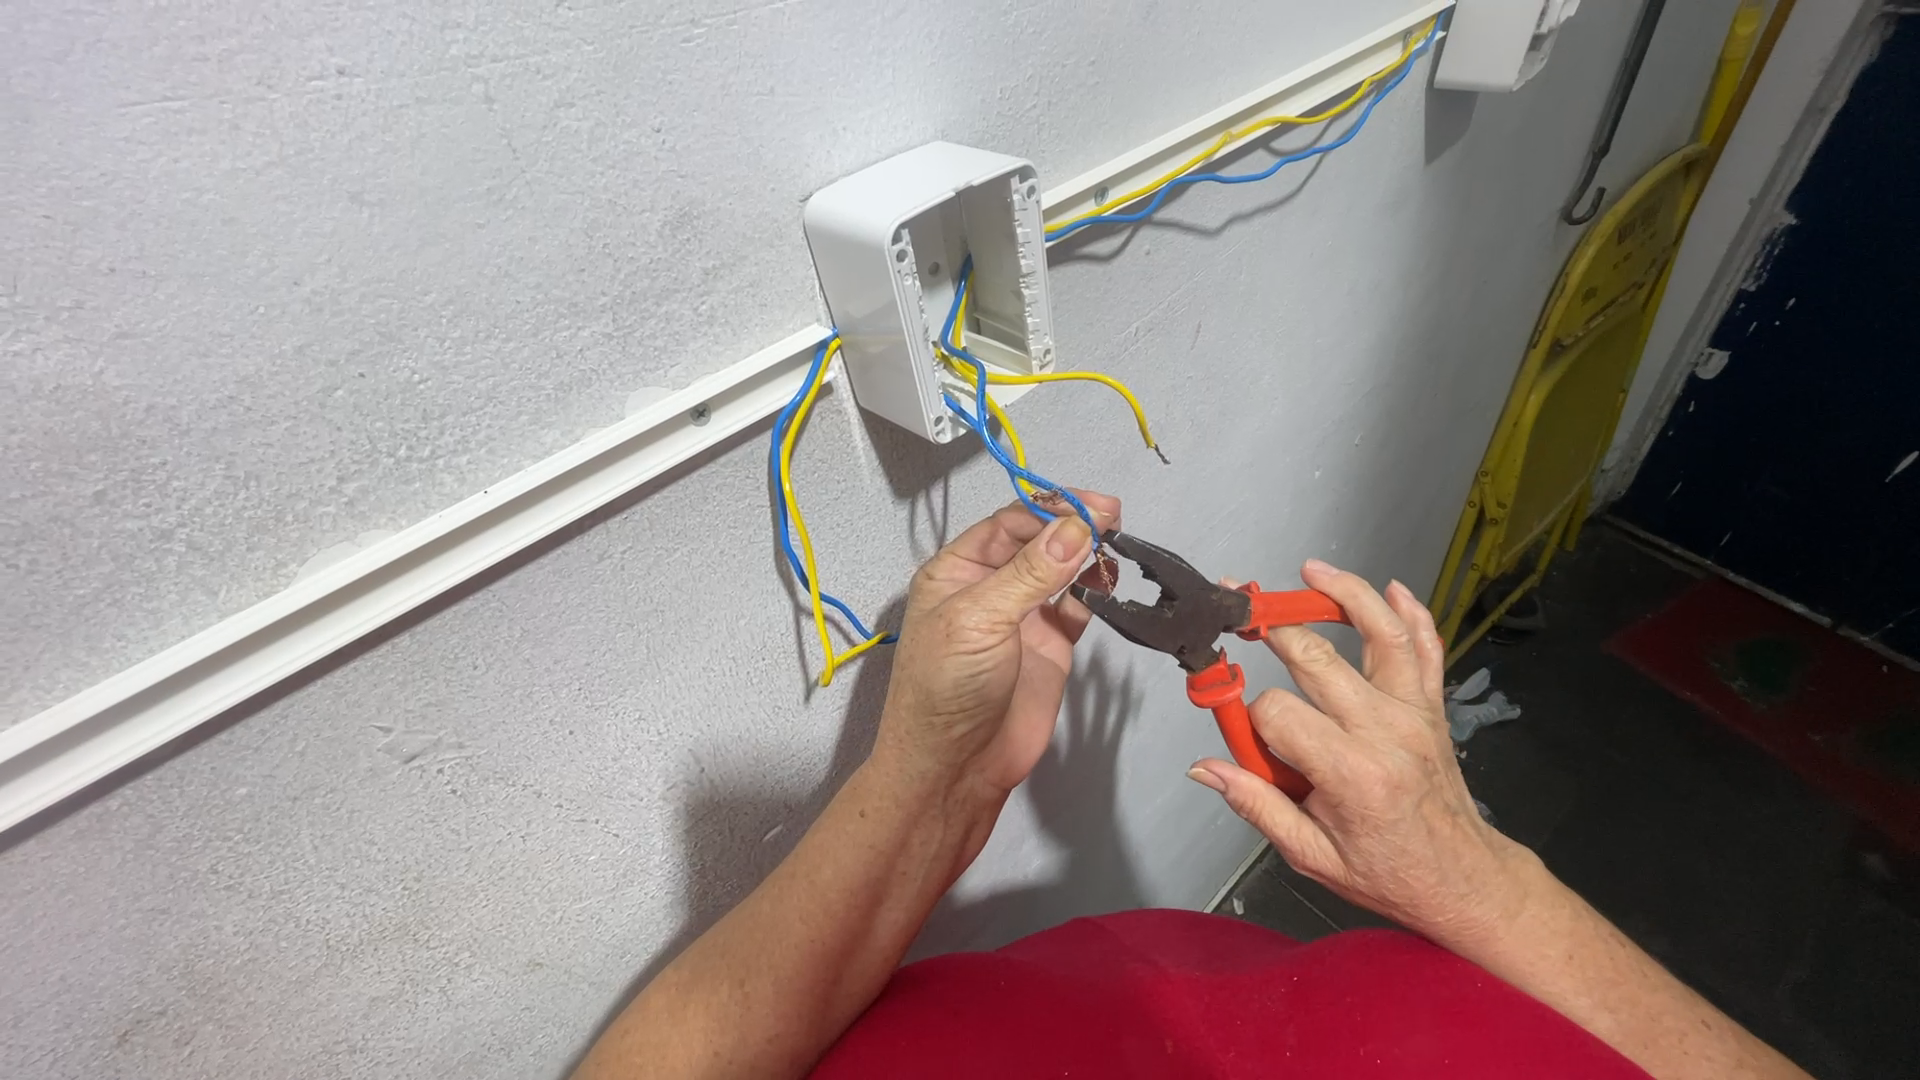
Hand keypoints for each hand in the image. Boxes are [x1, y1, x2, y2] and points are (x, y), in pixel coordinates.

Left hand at [872, 493, 1119, 799]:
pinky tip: (1109, 576)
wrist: (958, 767)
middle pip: (1036, 541)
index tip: (1091, 504)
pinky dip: (1094, 589)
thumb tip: (1078, 527)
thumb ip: (1030, 573)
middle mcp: (990, 586)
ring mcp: (1022, 615)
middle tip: (1114, 516)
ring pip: (1059, 569)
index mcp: (958, 570)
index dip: (1049, 509)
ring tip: (1117, 541)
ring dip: (1085, 553)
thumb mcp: (980, 619)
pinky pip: (1076, 606)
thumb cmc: (948, 686)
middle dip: (1072, 525)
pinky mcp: (1050, 645)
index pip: (1008, 523)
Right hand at [1187, 560, 1535, 944]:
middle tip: (1243, 612)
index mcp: (1349, 771)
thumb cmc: (1387, 870)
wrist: (1465, 881)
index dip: (1252, 716)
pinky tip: (1391, 589)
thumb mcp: (1310, 854)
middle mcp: (1384, 730)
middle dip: (1272, 628)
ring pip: (1383, 635)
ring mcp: (1414, 711)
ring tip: (1311, 571)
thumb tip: (1202, 767)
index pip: (1278, 712)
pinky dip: (1412, 614)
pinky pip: (1427, 650)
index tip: (1246, 729)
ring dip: (1344, 594)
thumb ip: (1254, 804)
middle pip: (1316, 656)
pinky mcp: (1432, 706)